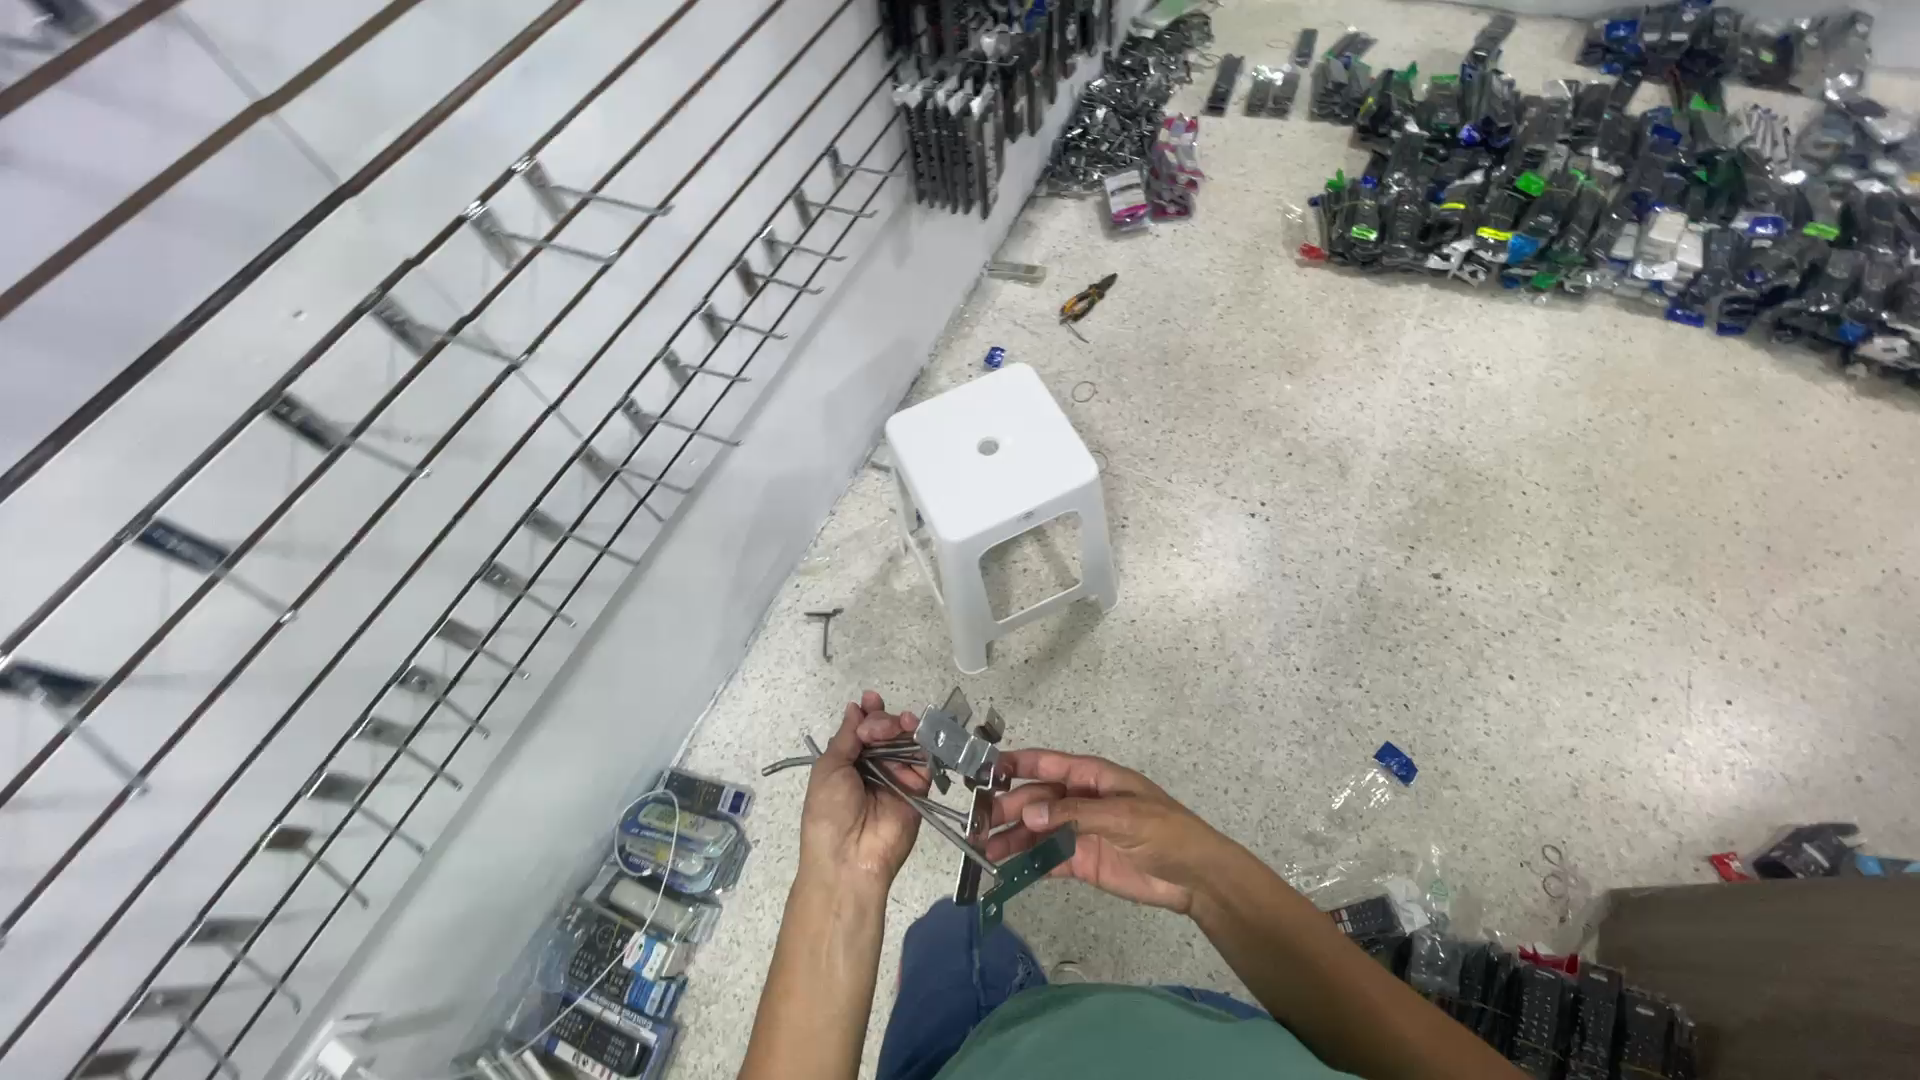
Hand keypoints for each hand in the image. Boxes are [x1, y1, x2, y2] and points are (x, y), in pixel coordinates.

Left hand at [798, 691, 928, 891]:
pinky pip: (925, 760)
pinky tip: (914, 732)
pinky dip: (922, 742)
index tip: (870, 699)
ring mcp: (898, 777)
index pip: (864, 730)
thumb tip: (855, 708)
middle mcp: (875, 767)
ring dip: (902, 726)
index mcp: (850, 762)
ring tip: (898, 725)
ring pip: (907, 741)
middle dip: (882, 720)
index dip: (869, 713)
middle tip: (875, 728)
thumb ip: (847, 737)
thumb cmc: (829, 813)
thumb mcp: (829, 769)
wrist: (849, 858)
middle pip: (887, 731)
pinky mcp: (918, 788)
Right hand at [986, 749, 1231, 914]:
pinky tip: (1004, 871)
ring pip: (1035, 831)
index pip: (1046, 764)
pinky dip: (1026, 865)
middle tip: (977, 823)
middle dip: (1006, 808)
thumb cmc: (1164, 832)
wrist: (1195, 878)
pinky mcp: (1080, 862)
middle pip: (1034, 800)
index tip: (983, 770)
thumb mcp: (1122, 816)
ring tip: (983, 850)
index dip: (1015, 764)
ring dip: (1010, 838)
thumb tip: (1028, 813)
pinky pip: (1046, 860)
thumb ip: (1073, 813)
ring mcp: (1078, 832)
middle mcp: (1078, 800)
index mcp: (1091, 777)